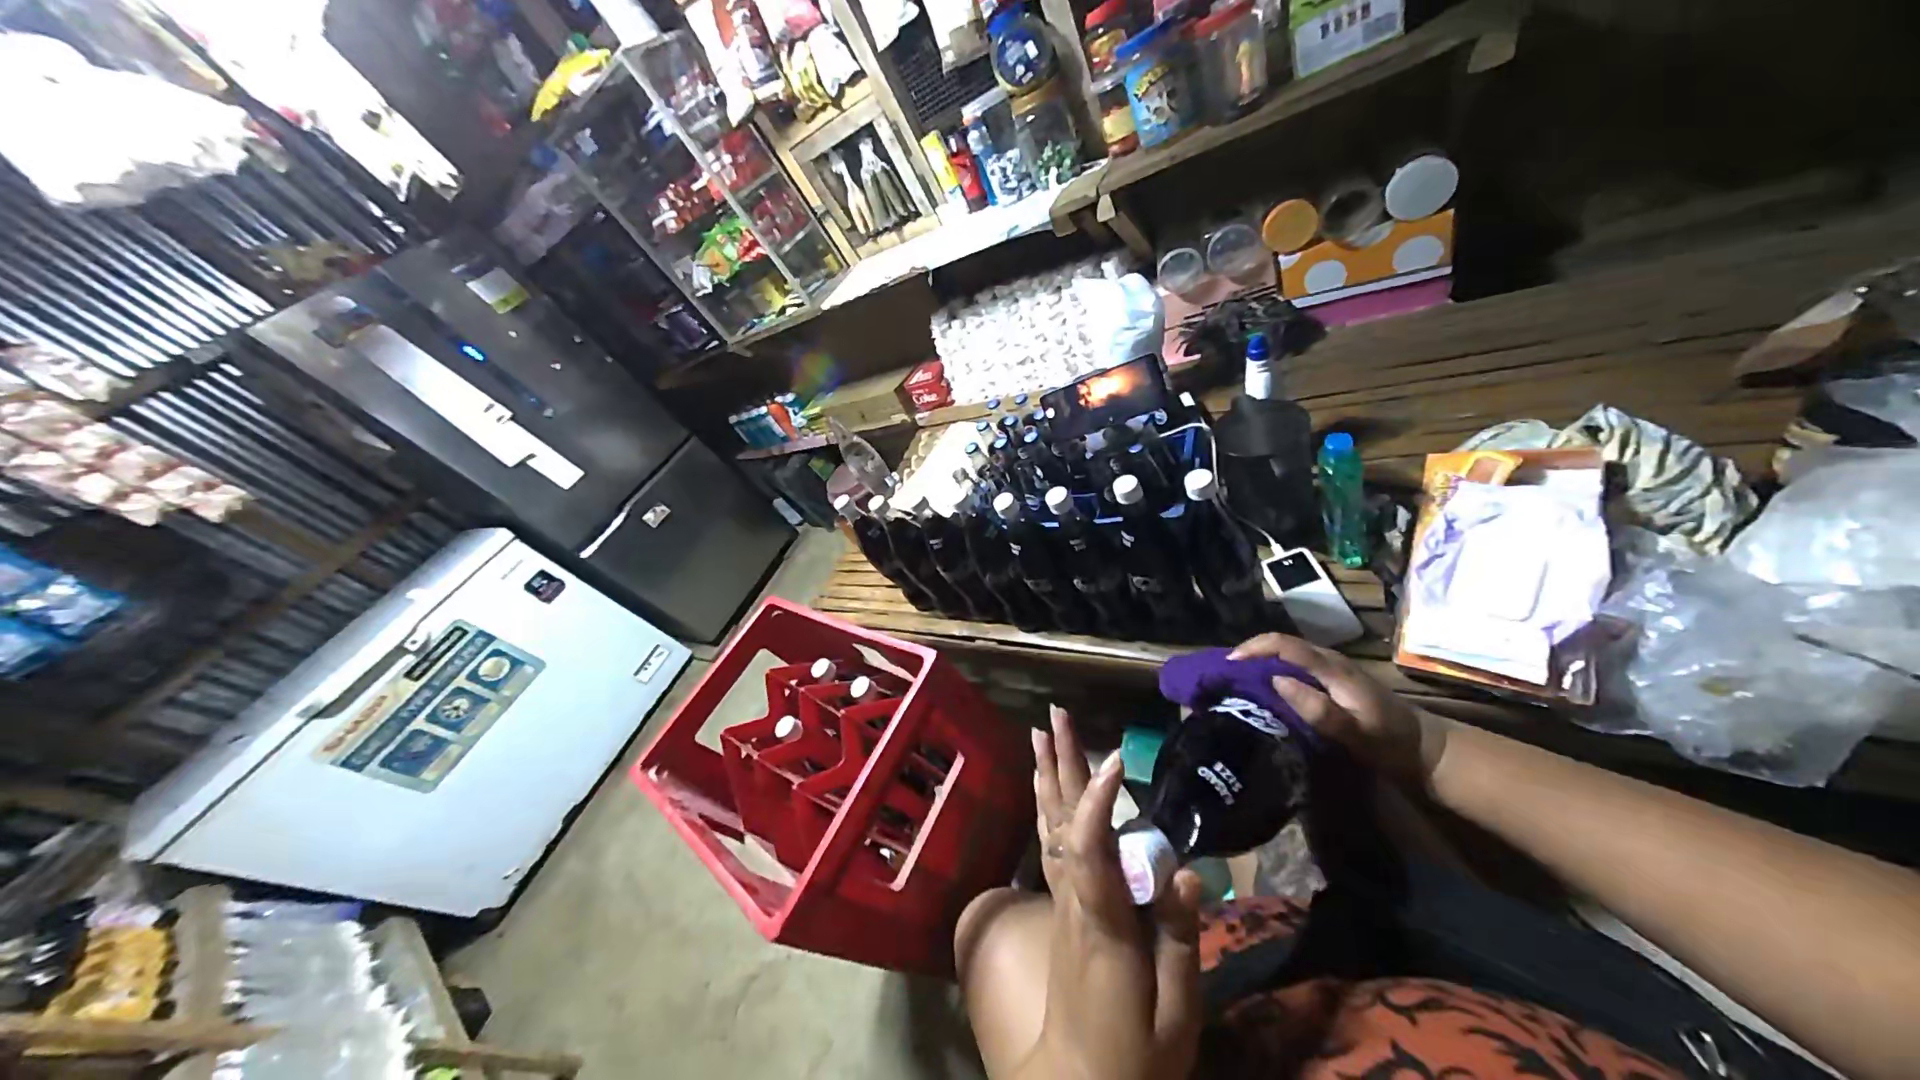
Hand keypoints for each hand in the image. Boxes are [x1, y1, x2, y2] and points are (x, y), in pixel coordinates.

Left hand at [1026, 705, 1203, 1079]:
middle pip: (1062, 821)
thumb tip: (1188, 868)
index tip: (1112, 759)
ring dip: (1047, 776)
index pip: (1092, 850)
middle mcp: (1073, 899)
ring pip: (1051, 826)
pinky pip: (1053, 844)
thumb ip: (1180, 936)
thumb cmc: (1136, 1055)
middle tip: (1055, 715)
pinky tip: (1047, 788)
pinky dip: (1050, 808)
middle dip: (1060, 764)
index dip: (1097, 802)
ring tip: (1040, 734)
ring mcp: (1062, 900)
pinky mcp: (1063, 907)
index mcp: (1103, 923)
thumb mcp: (1175, 1009)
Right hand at [1228, 633, 1450, 787]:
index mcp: (1333, 669)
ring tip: (1236, 678)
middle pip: (1283, 643)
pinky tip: (1263, 686)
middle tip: (1224, 672)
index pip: (1286, 644)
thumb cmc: (1389, 742)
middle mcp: (1330, 660)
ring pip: (1288, 652)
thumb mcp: (1354, 732)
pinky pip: (1295, 664)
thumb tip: (1276, 680)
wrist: (1427, 749)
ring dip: (1260, 660)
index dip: (1254, 648)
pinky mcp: (1332, 678)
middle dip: (1251, 651)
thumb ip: (1317, 708)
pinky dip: (1272, 668)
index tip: (1228, 664)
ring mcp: (1332, 668)